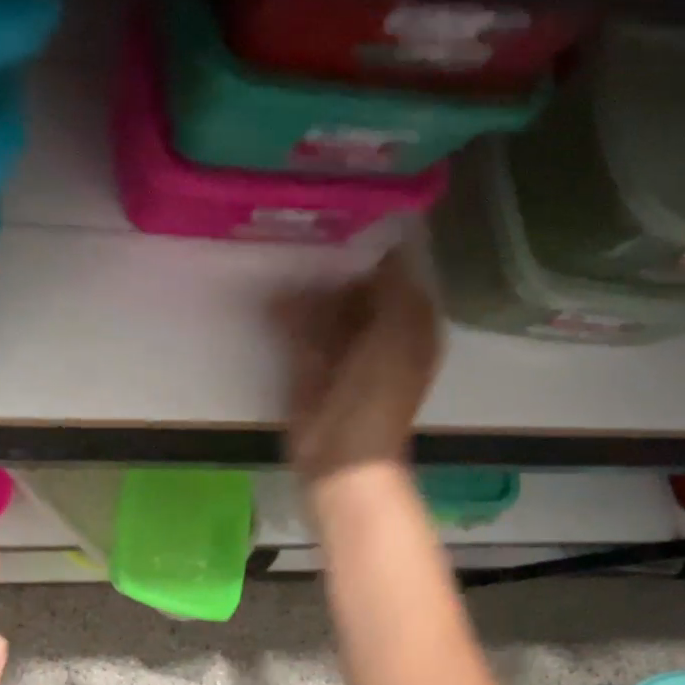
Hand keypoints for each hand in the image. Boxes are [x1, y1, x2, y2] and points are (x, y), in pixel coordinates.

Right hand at [272, 248, 441, 484]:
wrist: (341, 456)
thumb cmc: (377, 396)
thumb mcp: (398, 335)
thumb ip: (395, 291)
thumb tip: (389, 247)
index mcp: (412, 326)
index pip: (395, 277)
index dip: (374, 254)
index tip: (345, 227)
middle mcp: (380, 335)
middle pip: (357, 292)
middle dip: (333, 274)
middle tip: (306, 245)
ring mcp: (343, 353)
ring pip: (326, 311)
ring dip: (307, 296)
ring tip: (284, 272)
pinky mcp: (309, 369)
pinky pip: (301, 333)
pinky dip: (288, 319)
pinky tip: (273, 305)